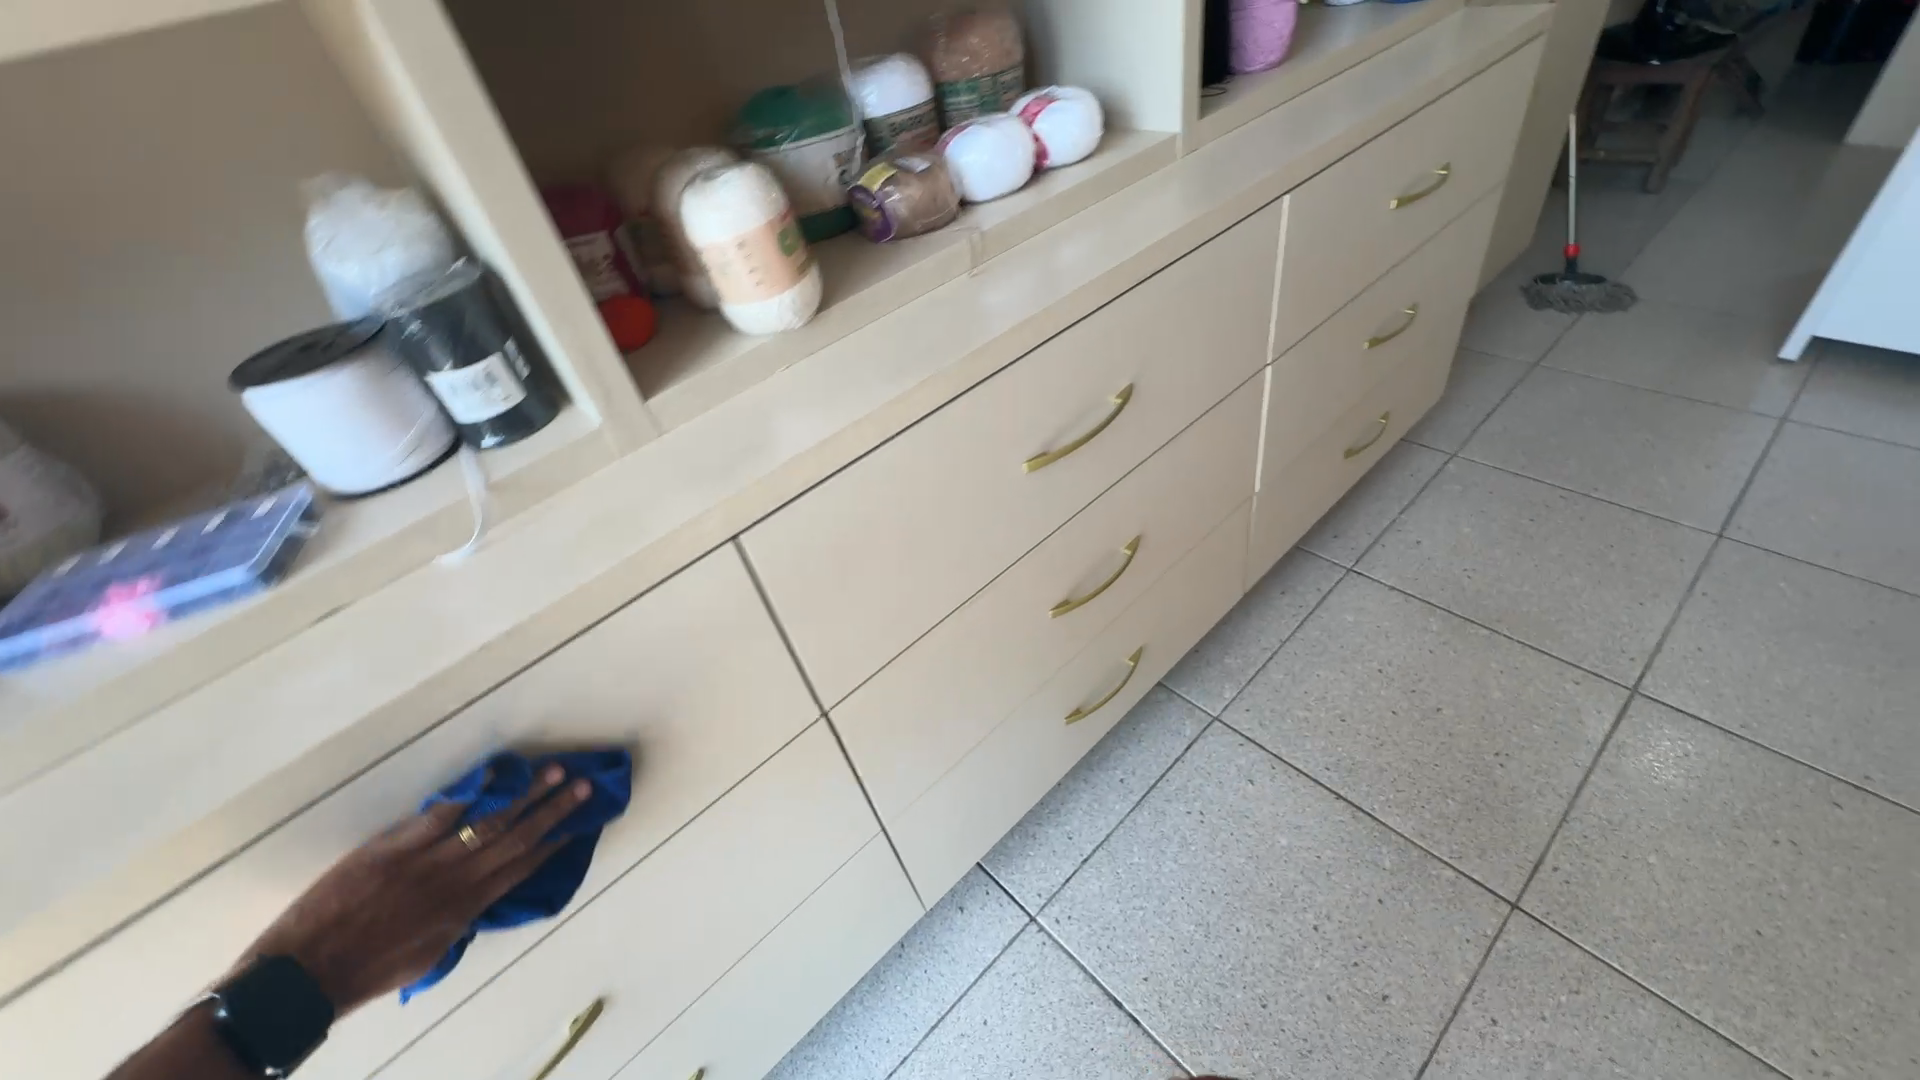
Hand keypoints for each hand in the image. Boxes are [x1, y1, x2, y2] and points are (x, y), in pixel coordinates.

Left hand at [231, 765, 590, 1015]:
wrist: (303, 975)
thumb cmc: (366, 971)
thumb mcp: (427, 954)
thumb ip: (458, 922)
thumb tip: (479, 899)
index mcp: (465, 909)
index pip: (521, 868)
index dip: (552, 845)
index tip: (578, 825)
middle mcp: (457, 879)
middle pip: (516, 837)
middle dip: (553, 810)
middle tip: (583, 785)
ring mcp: (426, 859)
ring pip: (488, 820)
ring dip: (525, 793)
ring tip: (554, 771)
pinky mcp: (393, 846)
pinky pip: (438, 814)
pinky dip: (469, 793)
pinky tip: (494, 772)